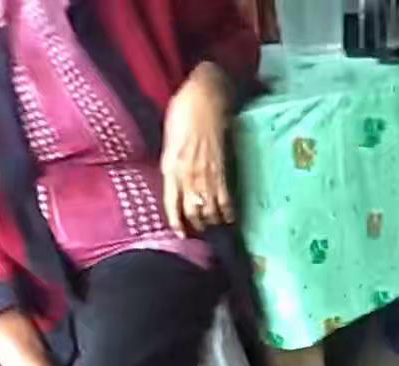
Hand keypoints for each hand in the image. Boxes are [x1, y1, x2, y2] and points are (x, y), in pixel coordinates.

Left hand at [161, 62, 233, 236]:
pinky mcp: (222, 172)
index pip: (172, 204)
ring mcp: (206, 175)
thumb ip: (171, 164)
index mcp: (171, 167)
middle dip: (197, 225)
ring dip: (212, 221)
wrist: (205, 98)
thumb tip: (175, 181)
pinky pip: (226, 201)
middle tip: (200, 229)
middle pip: (193, 212)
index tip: (181, 235)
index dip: (176, 223)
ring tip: (213, 224)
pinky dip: (229, 213)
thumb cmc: (183, 112)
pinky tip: (230, 218)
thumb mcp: (168, 140)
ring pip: (209, 211)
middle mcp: (188, 176)